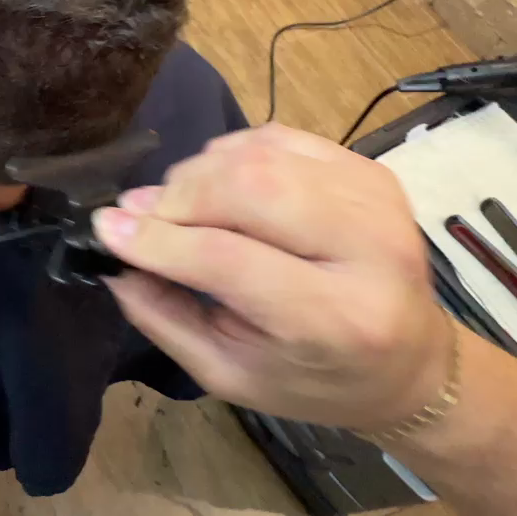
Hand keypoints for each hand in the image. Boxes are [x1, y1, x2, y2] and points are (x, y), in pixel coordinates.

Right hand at [93, 124, 452, 430]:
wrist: (410, 361)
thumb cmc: (313, 378)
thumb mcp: (230, 373)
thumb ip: (164, 316)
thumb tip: (113, 253)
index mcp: (339, 321)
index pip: (230, 261)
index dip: (159, 240)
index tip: (106, 228)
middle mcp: (370, 250)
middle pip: (250, 189)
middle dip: (178, 198)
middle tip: (143, 216)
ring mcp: (375, 199)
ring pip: (258, 155)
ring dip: (198, 175)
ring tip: (180, 207)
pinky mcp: (368, 168)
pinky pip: (274, 137)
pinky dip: (229, 154)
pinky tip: (221, 186)